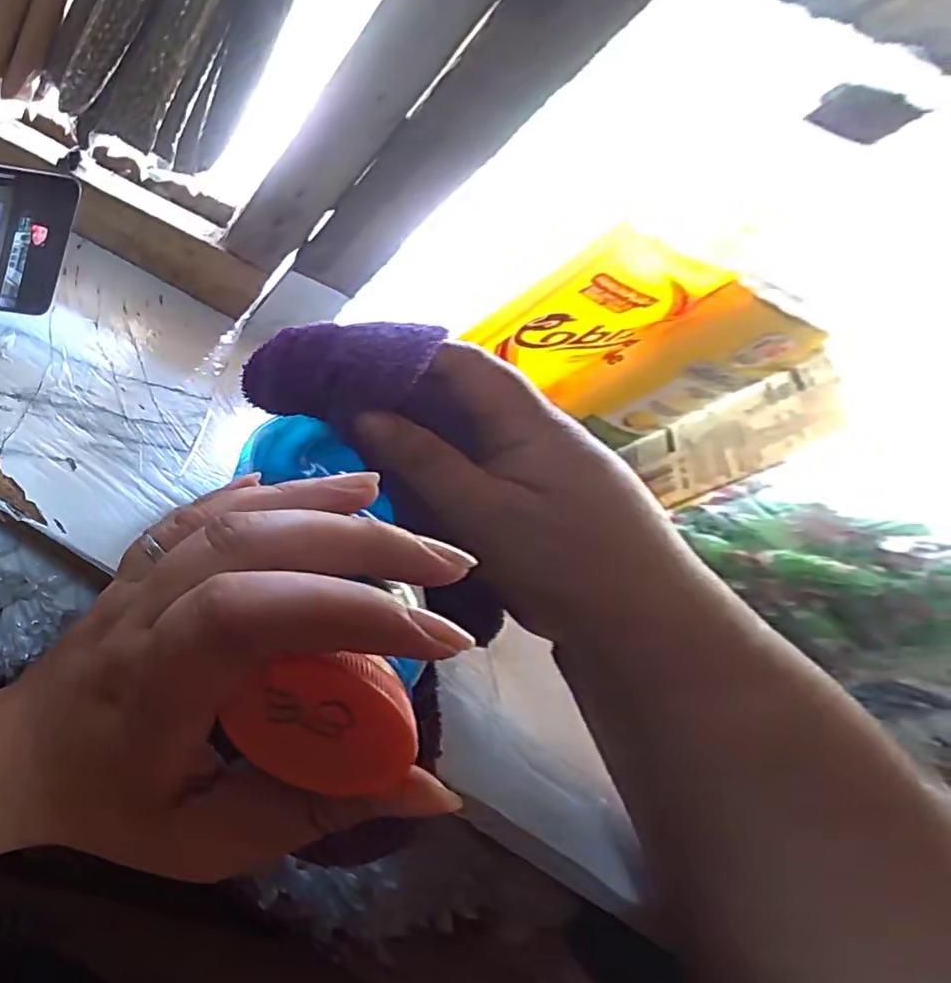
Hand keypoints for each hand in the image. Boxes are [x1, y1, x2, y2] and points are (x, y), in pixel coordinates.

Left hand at [0, 473, 476, 883]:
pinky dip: (235, 497)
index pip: (244, 617)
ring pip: (214, 522)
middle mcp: (139, 614)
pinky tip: (280, 486)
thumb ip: (308, 811)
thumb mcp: (204, 839)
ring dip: (300, 501)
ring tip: (378, 496)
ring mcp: (128, 582)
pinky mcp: (127, 572)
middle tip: (441, 563)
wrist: (20, 755)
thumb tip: (431, 789)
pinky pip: (182, 520)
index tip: (439, 638)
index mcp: (154, 684)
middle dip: (347, 545)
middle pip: (239, 549)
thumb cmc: (107, 804)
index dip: (341, 611)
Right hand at [351, 342, 725, 641]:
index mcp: (529, 421)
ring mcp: (529, 462)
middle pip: (458, 391)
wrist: (644, 628)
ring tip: (351, 428)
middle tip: (337, 398)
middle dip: (398, 389)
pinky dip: (425, 455)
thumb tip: (364, 414)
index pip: (463, 363)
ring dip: (408, 423)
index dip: (407, 353)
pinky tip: (393, 467)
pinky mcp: (524, 492)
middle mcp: (530, 431)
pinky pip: (465, 458)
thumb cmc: (565, 561)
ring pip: (459, 426)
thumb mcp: (482, 510)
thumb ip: (421, 459)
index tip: (351, 361)